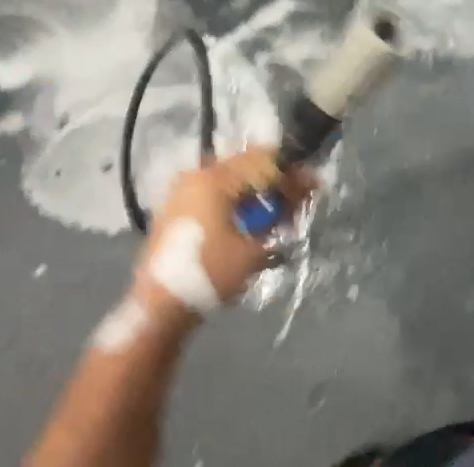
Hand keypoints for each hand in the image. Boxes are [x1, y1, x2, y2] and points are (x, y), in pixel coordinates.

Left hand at [131, 147, 314, 320]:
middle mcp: (195, 176)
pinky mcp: (175, 211)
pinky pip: (214, 195)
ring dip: (257, 195)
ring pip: (232, 182)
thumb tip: (308, 188)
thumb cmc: (210, 274)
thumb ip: (283, 211)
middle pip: (248, 167)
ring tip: (276, 219)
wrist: (158, 312)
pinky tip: (250, 226)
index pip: (265, 160)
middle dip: (276, 183)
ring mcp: (181, 193)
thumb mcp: (255, 245)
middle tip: (298, 204)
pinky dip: (236, 204)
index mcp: (214, 178)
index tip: (315, 186)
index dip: (294, 172)